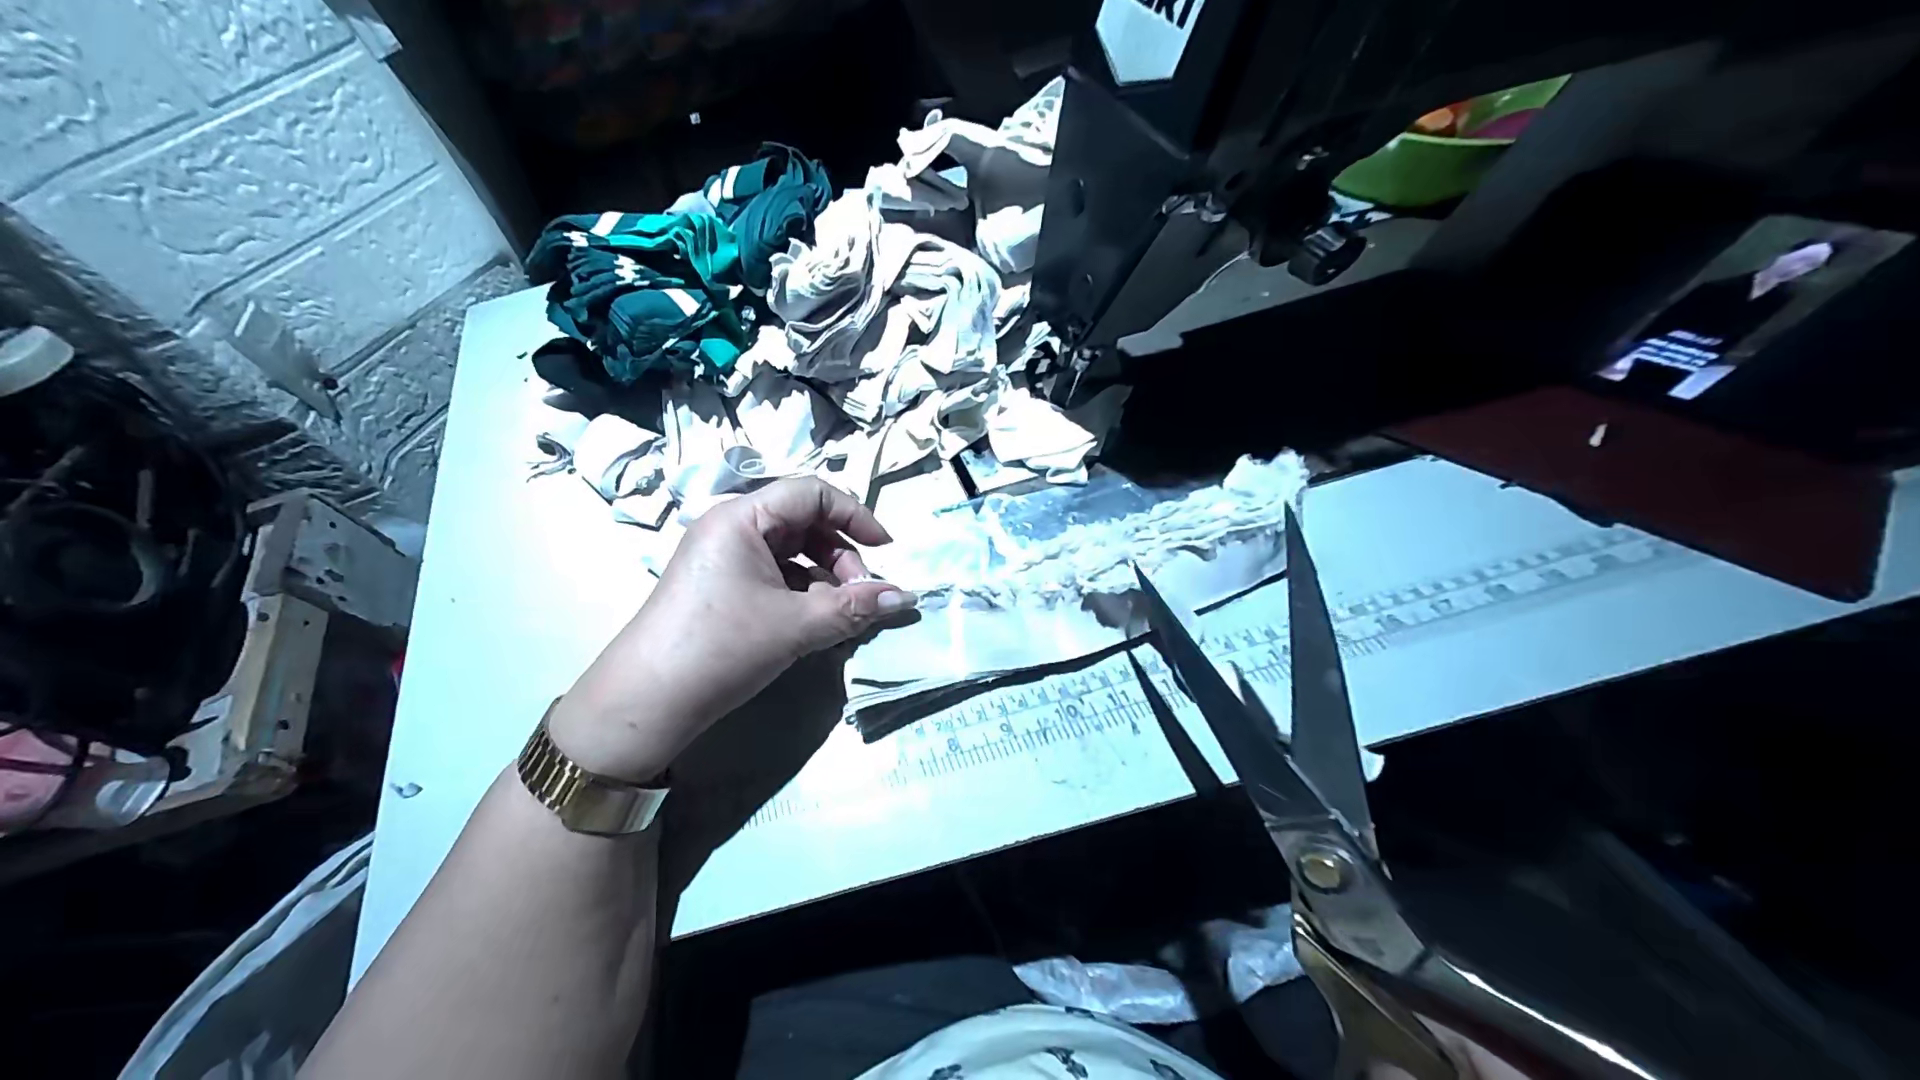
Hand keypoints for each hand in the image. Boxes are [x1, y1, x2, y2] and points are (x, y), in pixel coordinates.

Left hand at [549, 478, 915, 780]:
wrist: (646, 702)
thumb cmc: (722, 646)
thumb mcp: (796, 625)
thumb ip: (855, 607)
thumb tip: (908, 597)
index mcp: (742, 517)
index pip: (811, 493)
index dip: (854, 515)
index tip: (884, 549)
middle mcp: (731, 528)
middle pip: (803, 522)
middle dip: (841, 554)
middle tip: (860, 594)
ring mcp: (723, 558)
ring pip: (791, 551)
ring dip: (824, 576)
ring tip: (840, 614)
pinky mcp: (721, 587)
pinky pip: (774, 575)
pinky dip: (802, 592)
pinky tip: (814, 622)